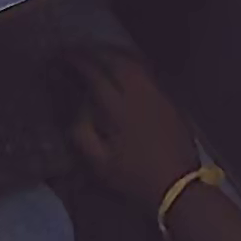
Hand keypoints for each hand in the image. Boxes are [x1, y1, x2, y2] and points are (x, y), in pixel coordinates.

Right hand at [66, 50, 200, 208]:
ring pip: (134, 62)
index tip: (61, 55)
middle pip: (115, 59)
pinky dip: (131, 63)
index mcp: (118, 108)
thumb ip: (81, 133)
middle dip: (94, 51)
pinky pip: (147, 72)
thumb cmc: (135, 178)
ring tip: (98, 53)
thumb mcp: (100, 163)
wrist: (179, 190)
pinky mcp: (169, 100)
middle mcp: (138, 94)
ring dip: (113, 53)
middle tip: (78, 50)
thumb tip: (75, 108)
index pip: (93, 73)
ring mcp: (157, 95)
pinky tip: (124, 67)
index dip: (75, 60)